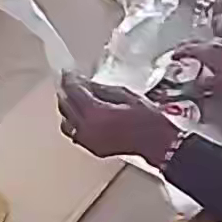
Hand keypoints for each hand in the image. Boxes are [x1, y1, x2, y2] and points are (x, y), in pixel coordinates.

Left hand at [56, 73, 181, 163]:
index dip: (69, 79)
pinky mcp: (94, 149)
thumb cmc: (146, 119)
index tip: (68, 73)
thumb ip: (100, 89)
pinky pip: (76, 135)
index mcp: (94, 112)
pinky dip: (74, 125)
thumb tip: (86, 85)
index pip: (72, 91)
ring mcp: (89, 141)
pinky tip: (80, 118)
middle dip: (65, 93)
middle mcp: (87, 129)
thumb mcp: (123, 93)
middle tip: (68, 83)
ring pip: (66, 124)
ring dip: (67, 111)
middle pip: (65, 107)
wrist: (156, 141)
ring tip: (72, 100)